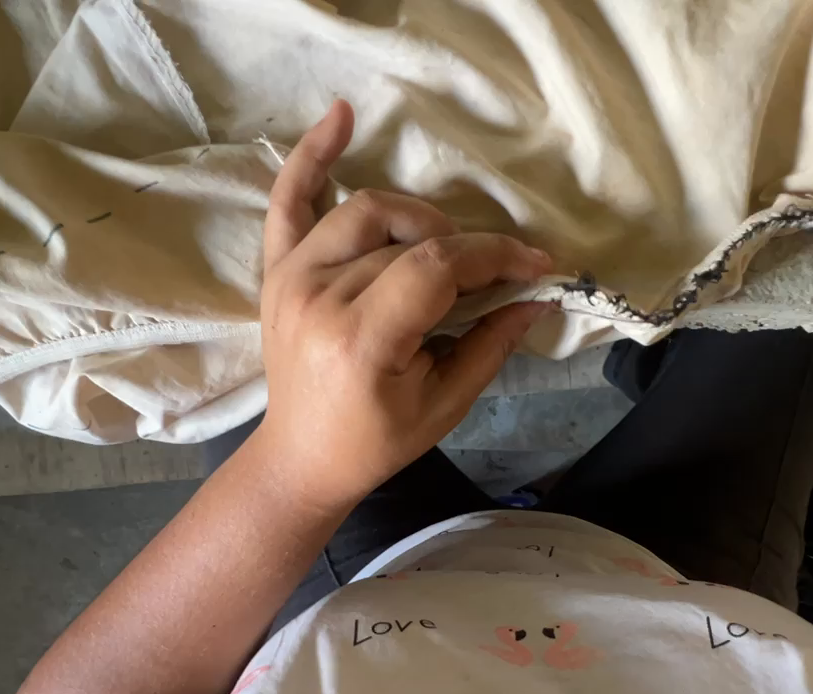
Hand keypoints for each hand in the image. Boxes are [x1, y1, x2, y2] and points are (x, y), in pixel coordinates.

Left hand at [251, 100, 553, 509]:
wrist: (304, 458)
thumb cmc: (376, 443)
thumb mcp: (443, 407)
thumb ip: (490, 347)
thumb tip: (536, 297)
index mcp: (361, 341)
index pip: (436, 268)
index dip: (493, 257)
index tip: (534, 264)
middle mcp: (318, 298)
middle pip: (408, 238)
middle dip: (467, 249)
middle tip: (496, 273)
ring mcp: (290, 279)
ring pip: (366, 210)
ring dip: (418, 218)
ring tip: (444, 247)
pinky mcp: (276, 272)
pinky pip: (289, 200)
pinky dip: (312, 157)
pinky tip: (342, 117)